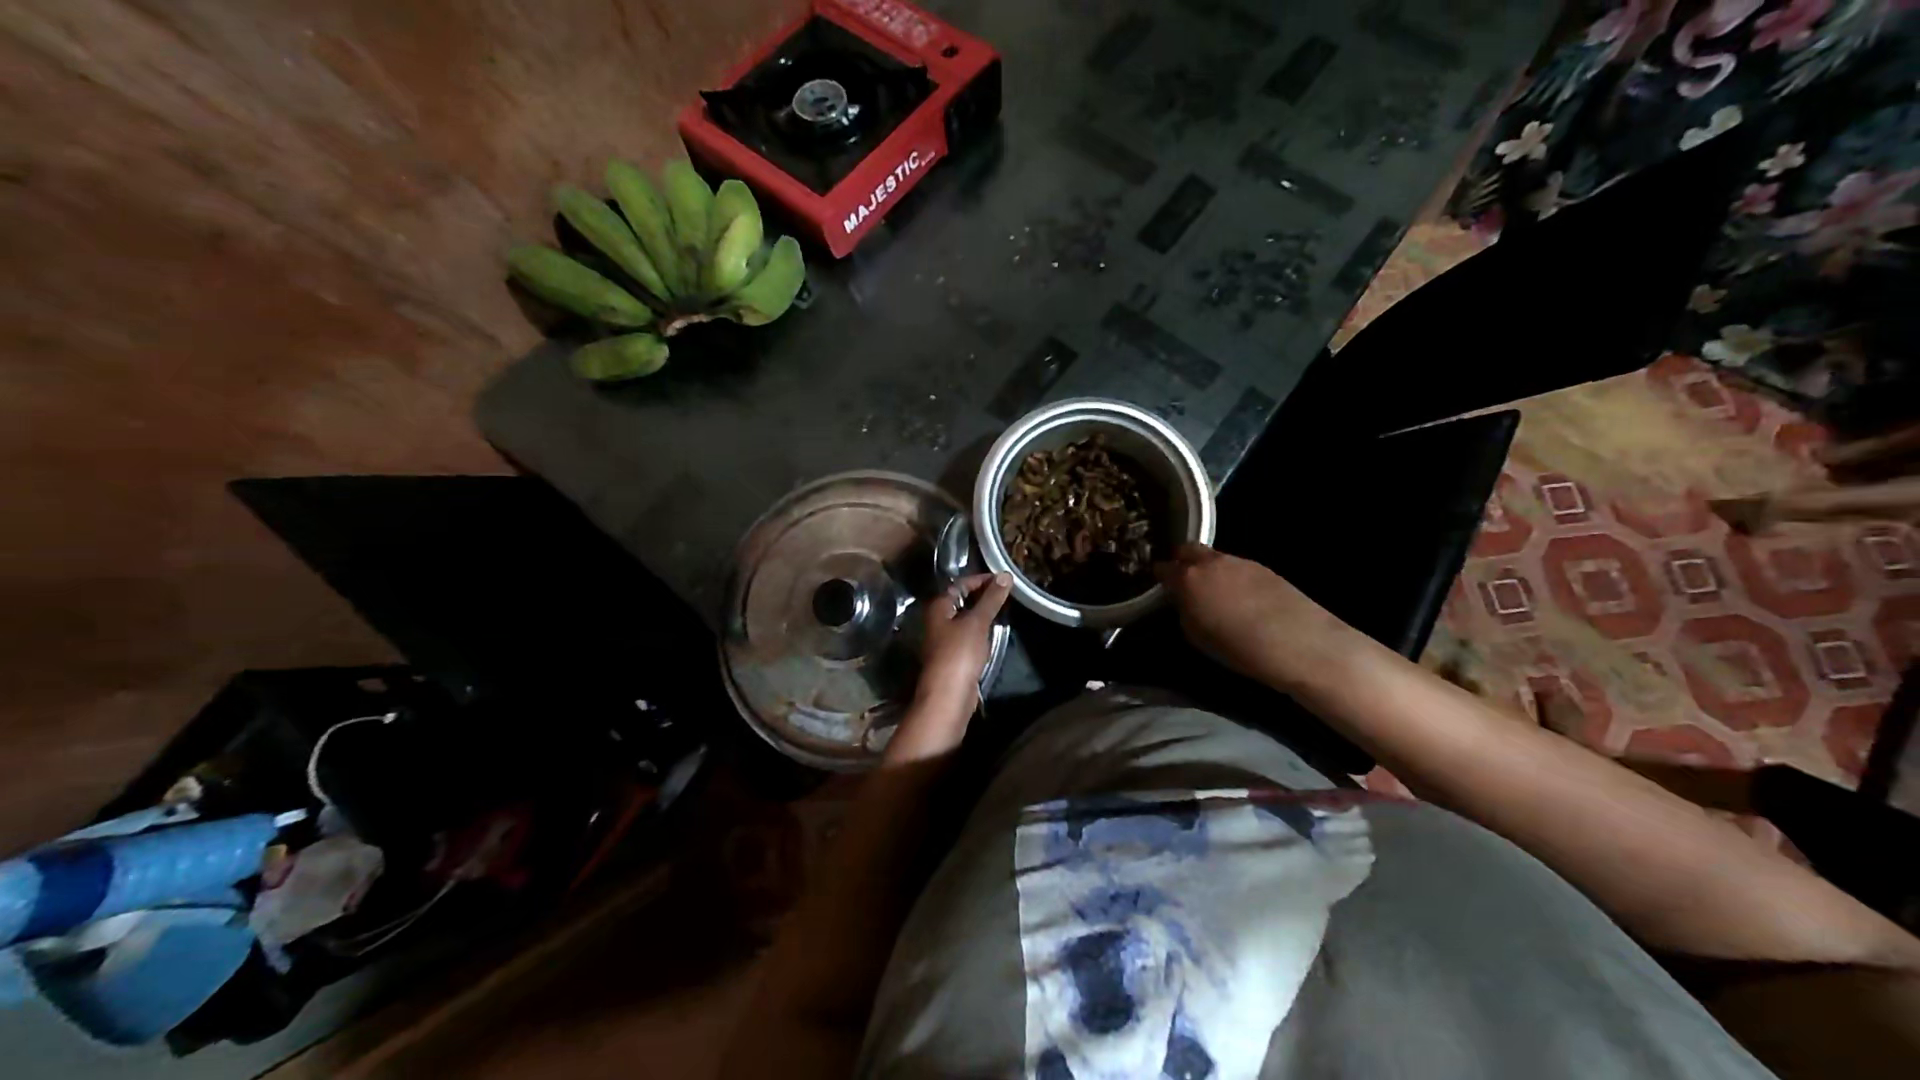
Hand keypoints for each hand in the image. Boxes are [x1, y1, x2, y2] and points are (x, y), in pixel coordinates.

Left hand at [887, 573, 1012, 764]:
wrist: (948, 696)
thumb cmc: (959, 654)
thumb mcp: (977, 622)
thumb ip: (991, 599)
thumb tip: (1005, 575)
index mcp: (938, 607)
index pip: (960, 583)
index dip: (981, 579)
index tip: (1003, 579)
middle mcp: (937, 620)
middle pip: (961, 600)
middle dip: (983, 595)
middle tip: (1007, 592)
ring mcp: (944, 639)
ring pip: (965, 618)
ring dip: (983, 613)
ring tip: (1005, 608)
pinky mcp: (953, 656)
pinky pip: (968, 635)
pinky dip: (981, 630)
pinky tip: (994, 632)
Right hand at [1154, 544, 1343, 684]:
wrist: (1299, 642)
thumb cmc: (1238, 647)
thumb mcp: (1196, 636)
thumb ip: (1184, 611)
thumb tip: (1184, 601)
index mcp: (1187, 578)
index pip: (1163, 568)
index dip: (1159, 577)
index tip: (1159, 587)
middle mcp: (1210, 562)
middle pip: (1187, 550)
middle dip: (1181, 562)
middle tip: (1182, 583)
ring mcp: (1239, 561)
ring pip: (1213, 557)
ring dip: (1208, 569)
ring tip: (1213, 593)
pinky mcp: (1263, 568)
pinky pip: (1235, 566)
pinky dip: (1230, 576)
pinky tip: (1239, 597)